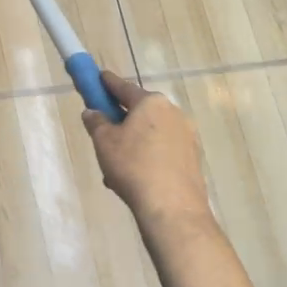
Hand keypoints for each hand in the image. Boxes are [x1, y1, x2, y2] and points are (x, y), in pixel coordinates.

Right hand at [81, 71, 210, 228]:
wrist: (172, 208)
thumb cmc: (133, 166)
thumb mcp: (103, 141)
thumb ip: (96, 122)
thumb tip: (93, 112)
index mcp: (151, 102)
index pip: (123, 86)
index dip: (106, 82)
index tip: (97, 78)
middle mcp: (174, 114)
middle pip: (140, 110)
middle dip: (121, 119)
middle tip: (103, 134)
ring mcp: (187, 137)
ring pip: (151, 133)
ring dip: (133, 142)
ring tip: (116, 165)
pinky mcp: (193, 160)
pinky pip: (163, 151)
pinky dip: (148, 157)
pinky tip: (134, 177)